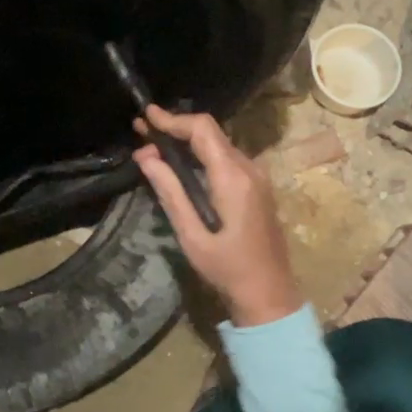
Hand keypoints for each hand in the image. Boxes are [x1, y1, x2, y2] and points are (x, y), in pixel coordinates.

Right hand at [132, 105, 302, 327]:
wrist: (270, 294)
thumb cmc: (228, 270)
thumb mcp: (192, 235)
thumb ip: (171, 193)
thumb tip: (146, 157)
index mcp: (234, 178)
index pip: (203, 130)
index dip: (173, 119)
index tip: (145, 117)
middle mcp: (250, 169)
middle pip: (211, 133)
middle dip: (176, 129)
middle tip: (142, 134)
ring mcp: (258, 178)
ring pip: (219, 145)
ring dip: (188, 142)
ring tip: (155, 149)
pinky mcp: (258, 188)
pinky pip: (228, 160)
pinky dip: (203, 156)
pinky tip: (182, 167)